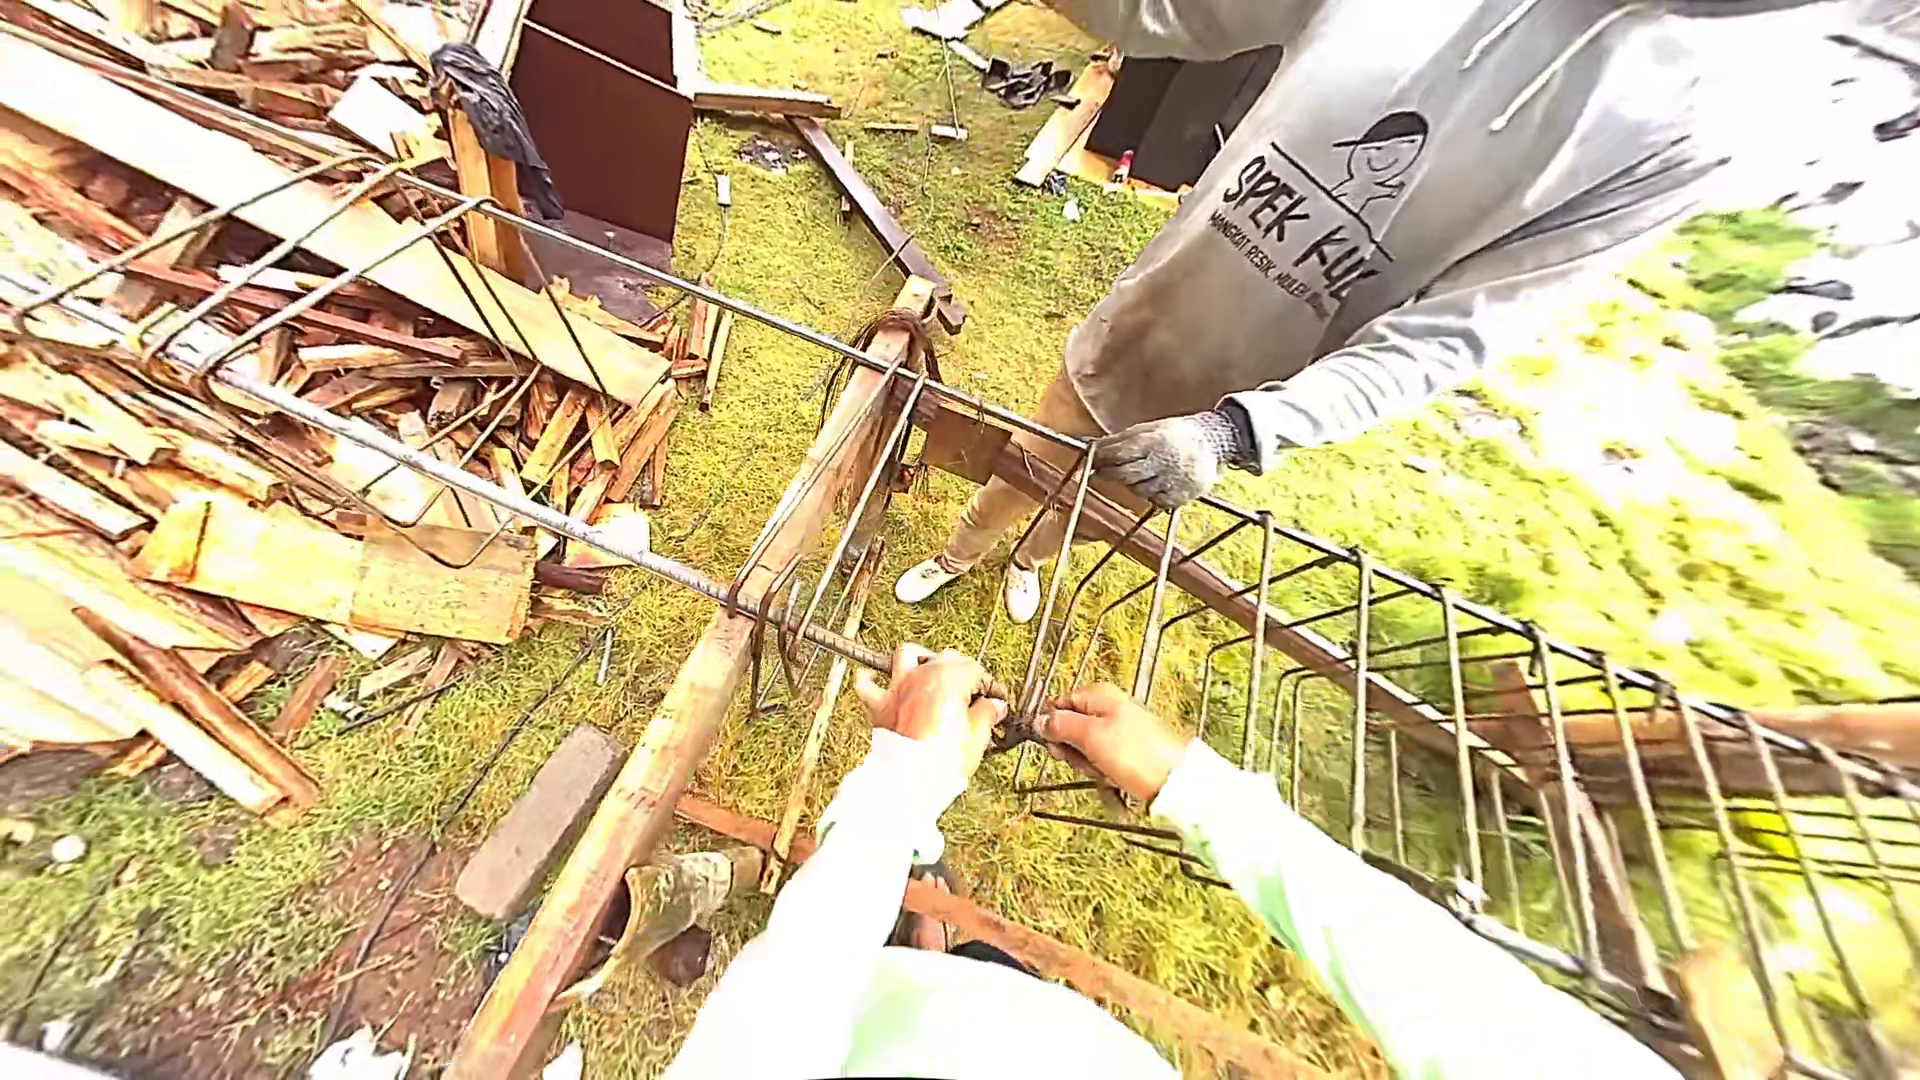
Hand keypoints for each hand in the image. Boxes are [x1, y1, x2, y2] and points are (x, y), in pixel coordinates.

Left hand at [854, 645, 1005, 779]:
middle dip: (962, 672)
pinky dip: (870, 678)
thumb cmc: (943, 760)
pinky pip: (867, 684)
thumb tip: (994, 705)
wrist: (910, 781)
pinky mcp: (881, 705)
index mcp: (949, 679)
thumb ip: (987, 713)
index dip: (989, 685)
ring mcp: (899, 688)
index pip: (975, 670)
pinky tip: (872, 675)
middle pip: (946, 659)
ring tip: (930, 667)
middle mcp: (922, 675)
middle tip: (973, 693)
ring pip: (908, 654)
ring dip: (920, 658)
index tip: (995, 699)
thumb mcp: (977, 736)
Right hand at [1035, 683, 1189, 801]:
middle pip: (1072, 727)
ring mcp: (1120, 730)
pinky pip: (1104, 761)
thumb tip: (1039, 720)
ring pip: (1087, 748)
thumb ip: (1060, 724)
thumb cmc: (1135, 753)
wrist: (1175, 782)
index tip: (1055, 744)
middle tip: (1085, 760)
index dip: (1053, 725)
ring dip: (1090, 764)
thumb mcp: (1090, 735)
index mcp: (1100, 694)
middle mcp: (1110, 708)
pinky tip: (1115, 778)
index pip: (1060, 703)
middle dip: (1074, 750)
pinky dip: (1105, 772)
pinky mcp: (1130, 751)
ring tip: (1105, 770)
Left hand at [1092, 409, 1247, 509]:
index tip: (1089, 459)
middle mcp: (1163, 461)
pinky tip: (1155, 482)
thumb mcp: (1150, 429)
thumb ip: (1122, 440)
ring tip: (1139, 471)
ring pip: (1137, 489)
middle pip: (1123, 474)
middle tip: (1098, 473)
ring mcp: (1172, 480)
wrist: (1214, 442)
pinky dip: (1150, 493)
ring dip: (1132, 482)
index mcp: (1154, 440)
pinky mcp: (1180, 496)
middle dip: (1107, 474)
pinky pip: (1154, 499)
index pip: (1118, 453)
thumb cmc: (1174, 435)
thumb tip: (1091, 447)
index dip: (1101, 458)